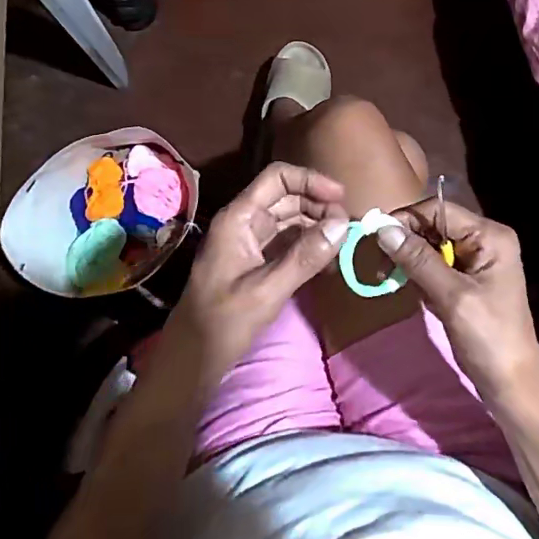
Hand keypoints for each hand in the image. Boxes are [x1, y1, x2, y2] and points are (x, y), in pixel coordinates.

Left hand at [164, 162, 348, 379]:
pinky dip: (311, 246)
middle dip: (320, 206)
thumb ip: (305, 256)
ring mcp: (251, 242)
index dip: (310, 180)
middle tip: (348, 228)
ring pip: (292, 219)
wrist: (190, 361)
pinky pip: (290, 242)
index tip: (341, 198)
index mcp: (239, 218)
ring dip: (319, 226)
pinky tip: (329, 262)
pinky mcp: (259, 262)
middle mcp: (245, 222)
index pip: (277, 178)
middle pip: (288, 196)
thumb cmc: (221, 323)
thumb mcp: (267, 291)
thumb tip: (342, 224)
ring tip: (343, 245)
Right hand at [375, 200, 538, 409]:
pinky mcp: (468, 278)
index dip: (405, 220)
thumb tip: (382, 229)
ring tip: (389, 279)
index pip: (438, 210)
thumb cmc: (488, 338)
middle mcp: (485, 239)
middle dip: (405, 241)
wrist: (512, 384)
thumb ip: (418, 260)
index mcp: (490, 235)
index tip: (375, 239)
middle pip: (433, 224)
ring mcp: (478, 259)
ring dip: (408, 259)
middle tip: (379, 265)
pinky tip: (409, 289)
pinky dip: (419, 274)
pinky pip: (436, 264)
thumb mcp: (451, 297)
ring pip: (431, 245)